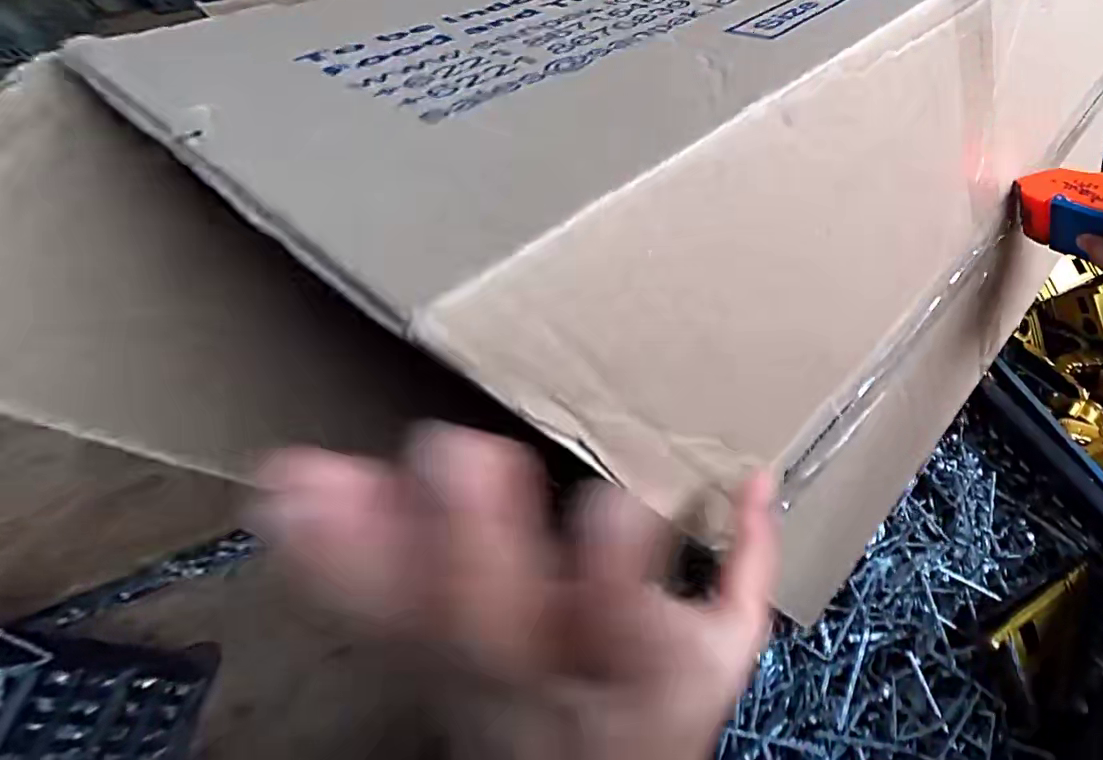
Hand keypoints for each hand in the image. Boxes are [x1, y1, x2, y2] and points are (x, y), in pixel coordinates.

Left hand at [254, 422, 775, 759]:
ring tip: (315, 477)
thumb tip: (761, 477)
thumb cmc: (670, 704)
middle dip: (473, 531)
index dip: (615, 560)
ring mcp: (473, 677)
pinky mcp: (429, 673)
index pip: (624, 617)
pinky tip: (293, 508)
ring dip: (363, 546)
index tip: (614, 496)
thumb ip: (750, 558)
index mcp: (634, 660)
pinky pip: (373, 622)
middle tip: (453, 446)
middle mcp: (546, 670)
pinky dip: (328, 564)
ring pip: (410, 619)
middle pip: (497, 614)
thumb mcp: (733, 642)